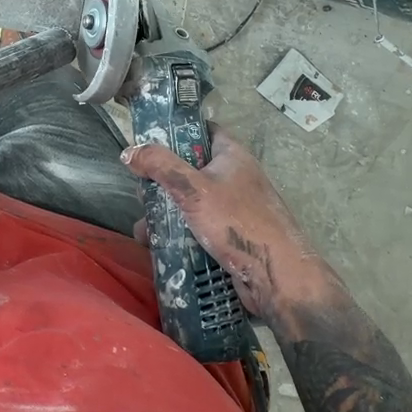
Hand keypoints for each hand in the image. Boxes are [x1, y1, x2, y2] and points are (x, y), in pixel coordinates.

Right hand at [122, 126, 341, 316]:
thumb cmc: (239, 224)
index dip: (175, 130)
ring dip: (166, 213)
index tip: (148, 139)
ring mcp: (235, 209)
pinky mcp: (232, 237)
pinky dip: (179, 234)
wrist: (281, 282)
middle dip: (162, 182)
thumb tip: (129, 151)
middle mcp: (235, 178)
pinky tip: (159, 247)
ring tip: (144, 230)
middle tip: (141, 192)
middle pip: (190, 168)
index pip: (202, 129)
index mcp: (232, 156)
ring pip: (191, 201)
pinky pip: (198, 227)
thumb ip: (159, 165)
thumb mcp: (193, 189)